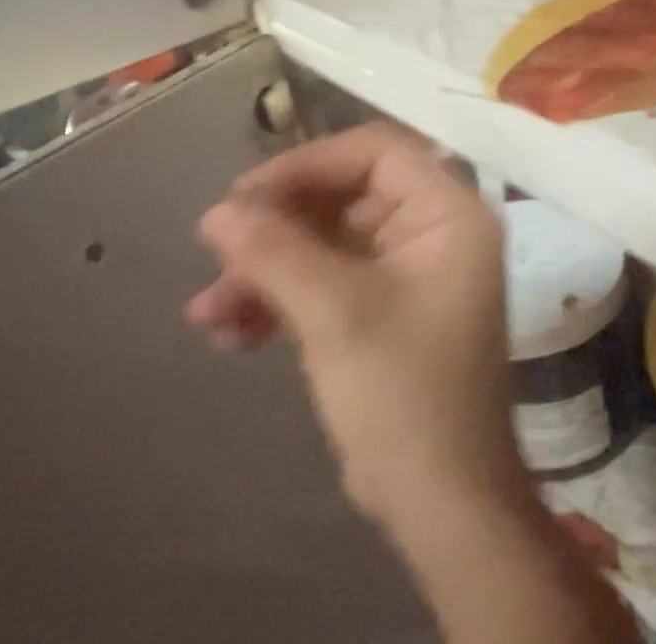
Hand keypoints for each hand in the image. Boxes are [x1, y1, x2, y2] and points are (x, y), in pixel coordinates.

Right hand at [188, 123, 522, 525]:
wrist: (440, 501)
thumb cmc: (403, 395)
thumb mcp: (334, 313)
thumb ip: (275, 251)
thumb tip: (217, 211)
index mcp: (448, 216)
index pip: (375, 153)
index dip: (306, 166)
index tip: (242, 196)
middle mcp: (433, 236)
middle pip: (342, 200)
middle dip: (274, 231)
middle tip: (215, 255)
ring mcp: (408, 277)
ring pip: (324, 247)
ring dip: (264, 273)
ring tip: (206, 313)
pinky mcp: (383, 316)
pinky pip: (326, 286)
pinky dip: (280, 303)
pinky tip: (230, 334)